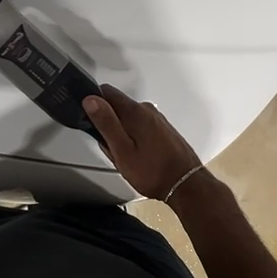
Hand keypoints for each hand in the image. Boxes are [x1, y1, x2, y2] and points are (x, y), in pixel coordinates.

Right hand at [81, 84, 203, 199]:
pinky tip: (138, 156)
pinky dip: (134, 137)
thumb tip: (91, 99)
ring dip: (122, 132)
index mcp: (135, 112)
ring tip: (126, 156)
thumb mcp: (121, 150)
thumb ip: (106, 122)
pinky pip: (141, 126)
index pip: (106, 92)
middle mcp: (147, 110)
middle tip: (111, 148)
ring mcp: (157, 119)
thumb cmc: (153, 171)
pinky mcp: (163, 129)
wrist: (186, 186)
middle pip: (117, 106)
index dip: (94, 104)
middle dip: (108, 123)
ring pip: (129, 118)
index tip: (92, 122)